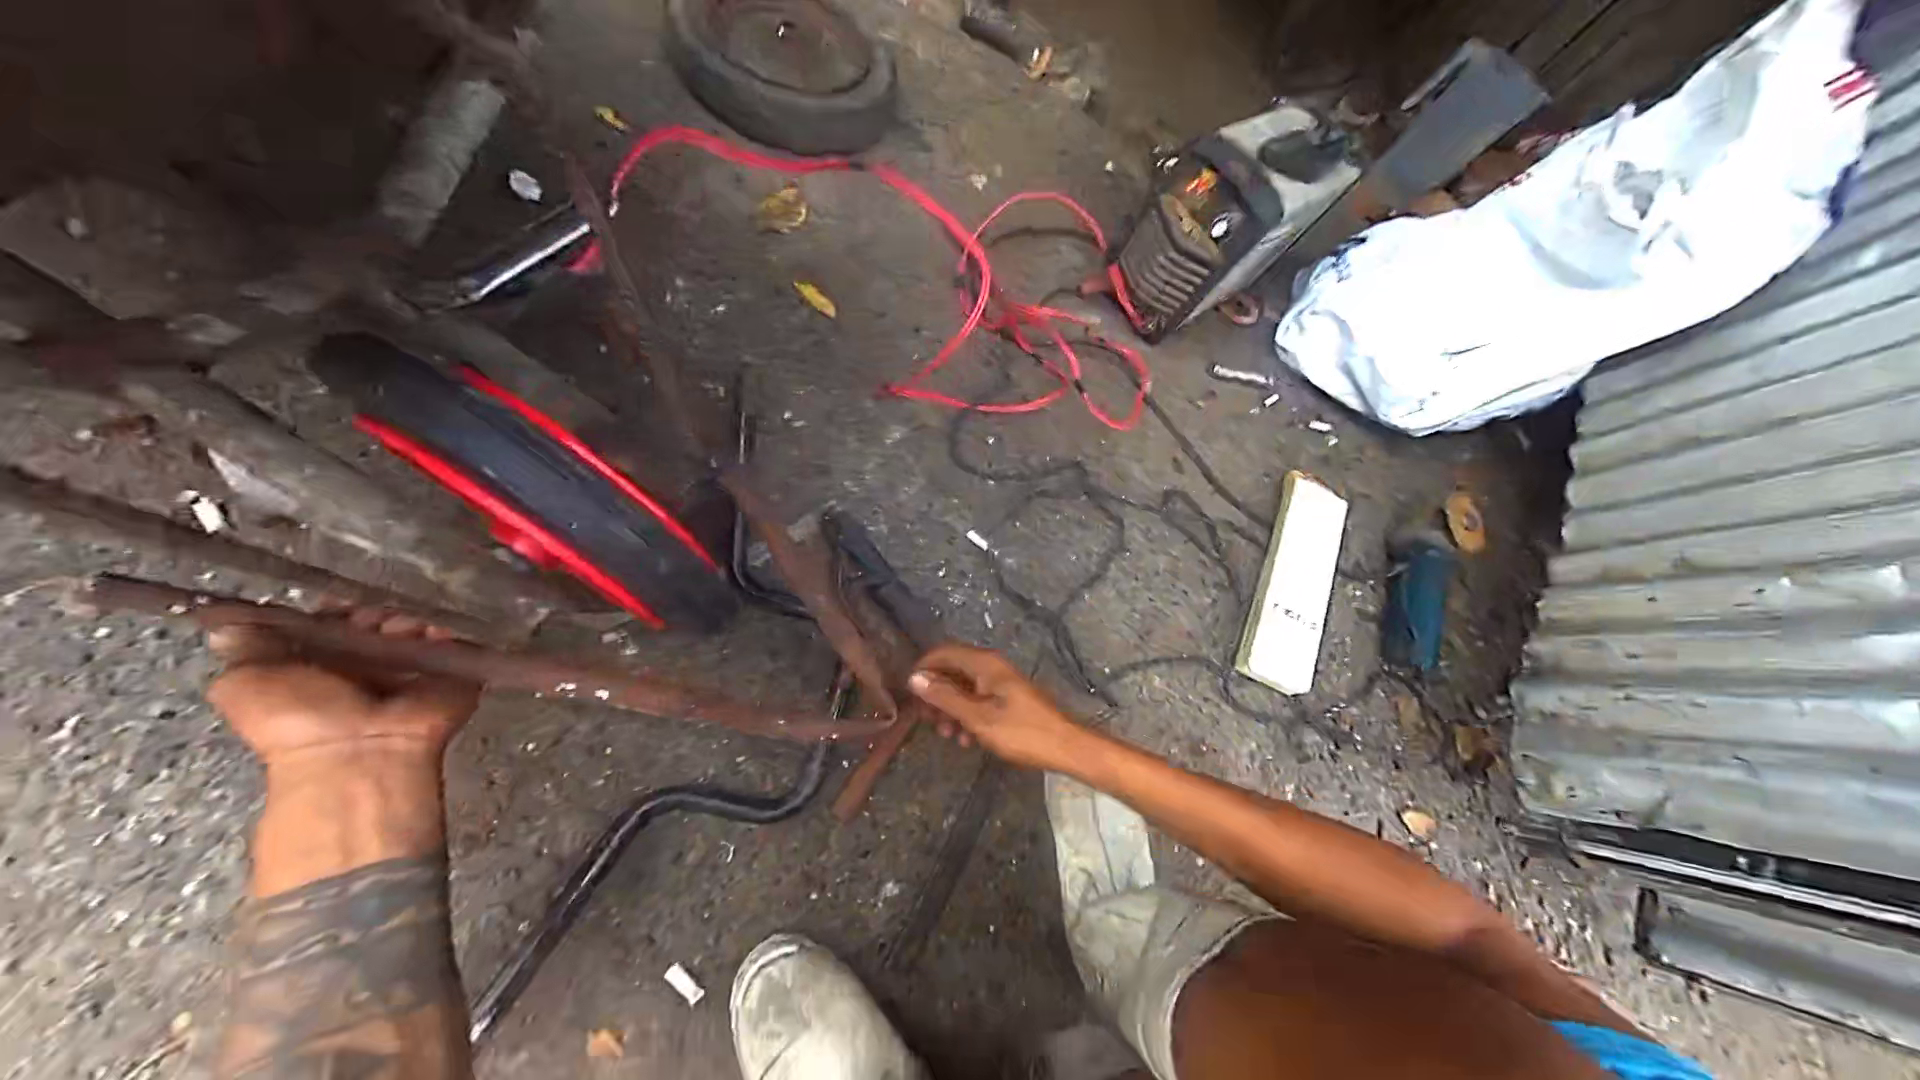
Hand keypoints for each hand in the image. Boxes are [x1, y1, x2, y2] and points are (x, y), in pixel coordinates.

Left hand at [206, 608, 481, 768]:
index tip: (337, 605)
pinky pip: (451, 640)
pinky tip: (427, 634)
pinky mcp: (452, 671)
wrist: (360, 749)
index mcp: (321, 665)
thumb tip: (228, 623)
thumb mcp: (245, 683)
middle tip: (370, 621)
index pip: (333, 622)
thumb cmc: (298, 719)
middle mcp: (367, 665)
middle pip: (376, 619)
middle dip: (373, 612)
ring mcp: (412, 668)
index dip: (335, 609)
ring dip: (405, 620)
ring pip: (412, 624)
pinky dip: (441, 631)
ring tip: (398, 632)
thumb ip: (244, 649)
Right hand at [907, 644, 1085, 769]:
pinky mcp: (1006, 698)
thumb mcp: (978, 717)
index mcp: (984, 663)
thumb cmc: (1021, 732)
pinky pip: (977, 699)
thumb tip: (915, 679)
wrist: (1064, 747)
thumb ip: (945, 697)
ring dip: (950, 708)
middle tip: (926, 720)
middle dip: (935, 693)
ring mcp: (1000, 682)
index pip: (943, 652)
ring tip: (946, 734)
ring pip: (963, 687)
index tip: (909, 694)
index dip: (923, 669)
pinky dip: (967, 715)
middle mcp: (991, 666)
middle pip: (952, 669)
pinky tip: (966, 739)